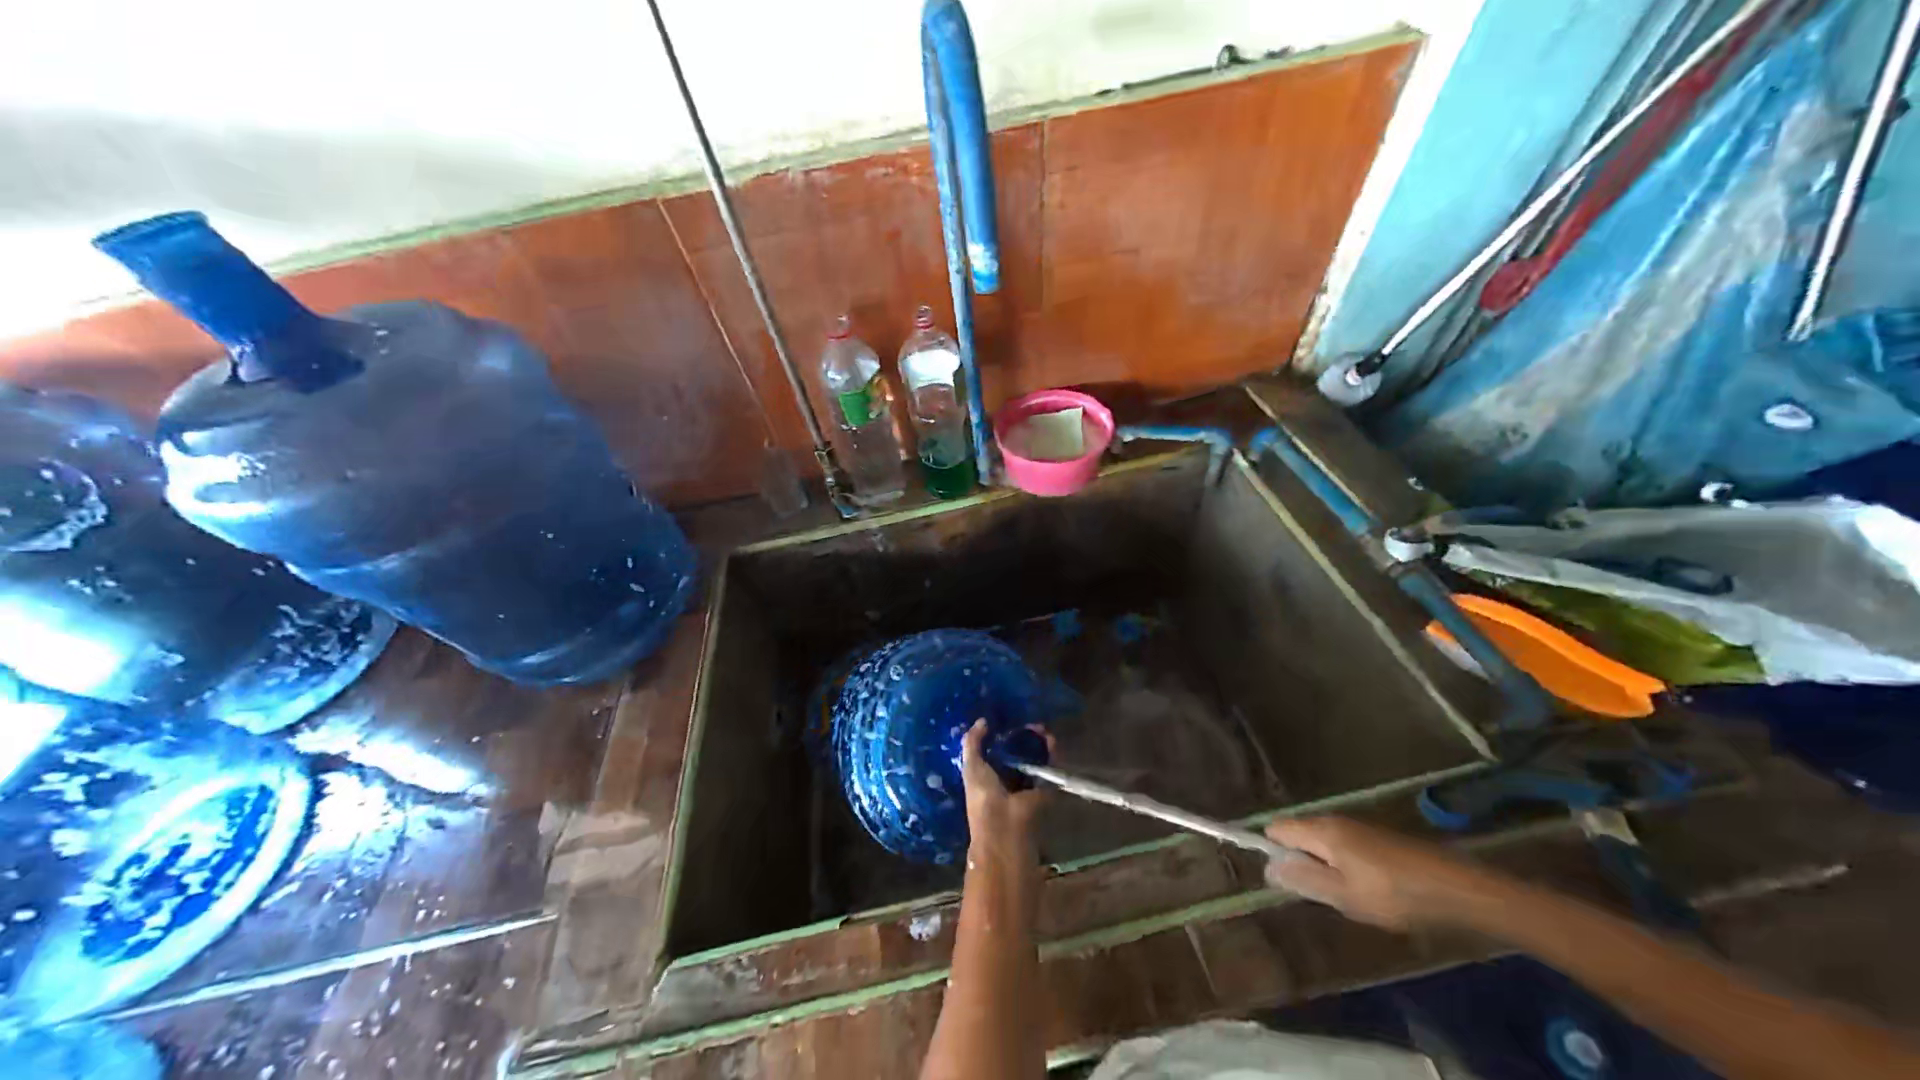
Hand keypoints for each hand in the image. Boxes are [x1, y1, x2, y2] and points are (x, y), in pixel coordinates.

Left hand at [960, 720, 1047, 863]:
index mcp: (988, 775)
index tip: (1008, 723)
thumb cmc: (983, 796)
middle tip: (1029, 725)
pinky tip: (1050, 739)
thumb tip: (982, 721)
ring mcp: (1027, 784)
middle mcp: (1008, 778)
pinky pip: (1049, 767)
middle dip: (1023, 738)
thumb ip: (973, 742)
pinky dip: (1051, 753)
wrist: (1005, 826)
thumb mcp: (971, 766)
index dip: (1002, 737)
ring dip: (1038, 743)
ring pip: (1034, 758)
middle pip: (1018, 753)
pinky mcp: (1045, 789)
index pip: (997, 751)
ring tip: (1040, 729)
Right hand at [1262, 816, 1512, 931]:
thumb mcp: (1344, 896)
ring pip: (1323, 843)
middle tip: (1321, 896)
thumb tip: (1267, 868)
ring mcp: (1359, 827)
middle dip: (1301, 862)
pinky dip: (1345, 866)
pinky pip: (1344, 847)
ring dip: (1325, 867)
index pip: (1276, 828)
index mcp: (1321, 830)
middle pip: (1298, 834)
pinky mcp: (1379, 838)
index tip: (1286, 881)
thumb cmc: (1395, 894)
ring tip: (1347, 898)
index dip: (1272, 852)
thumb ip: (1303, 880)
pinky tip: (1369, 892)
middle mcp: (1335, 820)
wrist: (1460, 889)